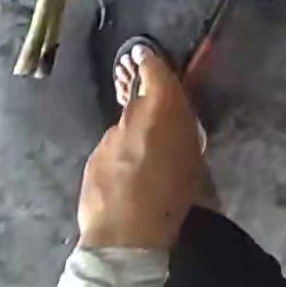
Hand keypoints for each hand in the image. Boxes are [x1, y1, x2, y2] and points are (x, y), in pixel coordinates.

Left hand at [76, 51, 202, 249]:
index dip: (150, 59)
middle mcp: (131, 116)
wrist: (125, 236)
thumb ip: (182, 127)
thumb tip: (177, 116)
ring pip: (125, 130)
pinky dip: (119, 158)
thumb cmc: (172, 193)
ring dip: (134, 139)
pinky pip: (111, 151)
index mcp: (161, 109)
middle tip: (161, 132)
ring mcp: (108, 138)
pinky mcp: (92, 159)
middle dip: (148, 110)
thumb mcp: (193, 155)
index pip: (154, 71)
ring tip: (143, 166)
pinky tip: (126, 180)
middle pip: (140, 102)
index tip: (143, 50)